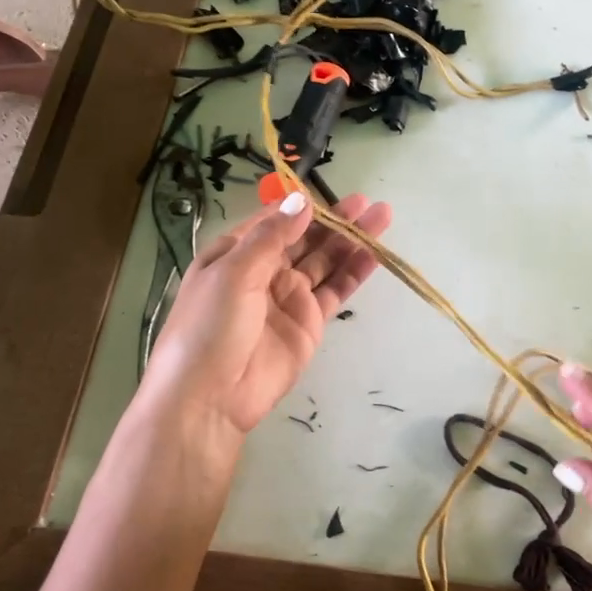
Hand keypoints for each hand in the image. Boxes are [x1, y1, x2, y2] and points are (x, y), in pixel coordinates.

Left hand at [140, 192, 391, 433]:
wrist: (209, 397)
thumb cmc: (209, 327)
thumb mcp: (232, 273)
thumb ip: (270, 237)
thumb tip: (301, 201)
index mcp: (236, 253)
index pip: (274, 221)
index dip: (302, 207)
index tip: (331, 193)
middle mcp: (264, 271)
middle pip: (305, 238)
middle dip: (335, 219)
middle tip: (367, 202)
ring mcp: (289, 297)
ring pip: (326, 261)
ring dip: (352, 240)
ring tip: (382, 218)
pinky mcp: (309, 323)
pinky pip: (336, 290)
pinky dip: (355, 272)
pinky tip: (375, 254)